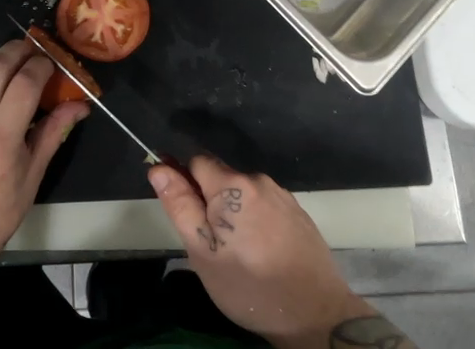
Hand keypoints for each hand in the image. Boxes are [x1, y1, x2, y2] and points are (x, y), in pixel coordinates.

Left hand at [0, 39, 89, 263]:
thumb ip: (55, 131)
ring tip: (14, 60)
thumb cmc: (1, 210)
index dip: (41, 66)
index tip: (52, 63)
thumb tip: (81, 105)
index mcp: (2, 137)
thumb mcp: (34, 172)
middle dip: (17, 51)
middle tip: (34, 50)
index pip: (24, 83)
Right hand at [149, 155, 379, 347]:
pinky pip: (266, 207)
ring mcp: (283, 196)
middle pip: (222, 178)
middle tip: (215, 245)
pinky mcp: (299, 214)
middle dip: (212, 202)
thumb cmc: (249, 285)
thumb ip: (180, 205)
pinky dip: (258, 222)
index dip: (186, 184)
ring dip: (236, 213)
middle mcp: (259, 180)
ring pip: (244, 195)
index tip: (190, 217)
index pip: (196, 161)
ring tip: (241, 253)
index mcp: (232, 184)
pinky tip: (263, 253)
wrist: (315, 314)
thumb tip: (159, 167)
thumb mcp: (202, 251)